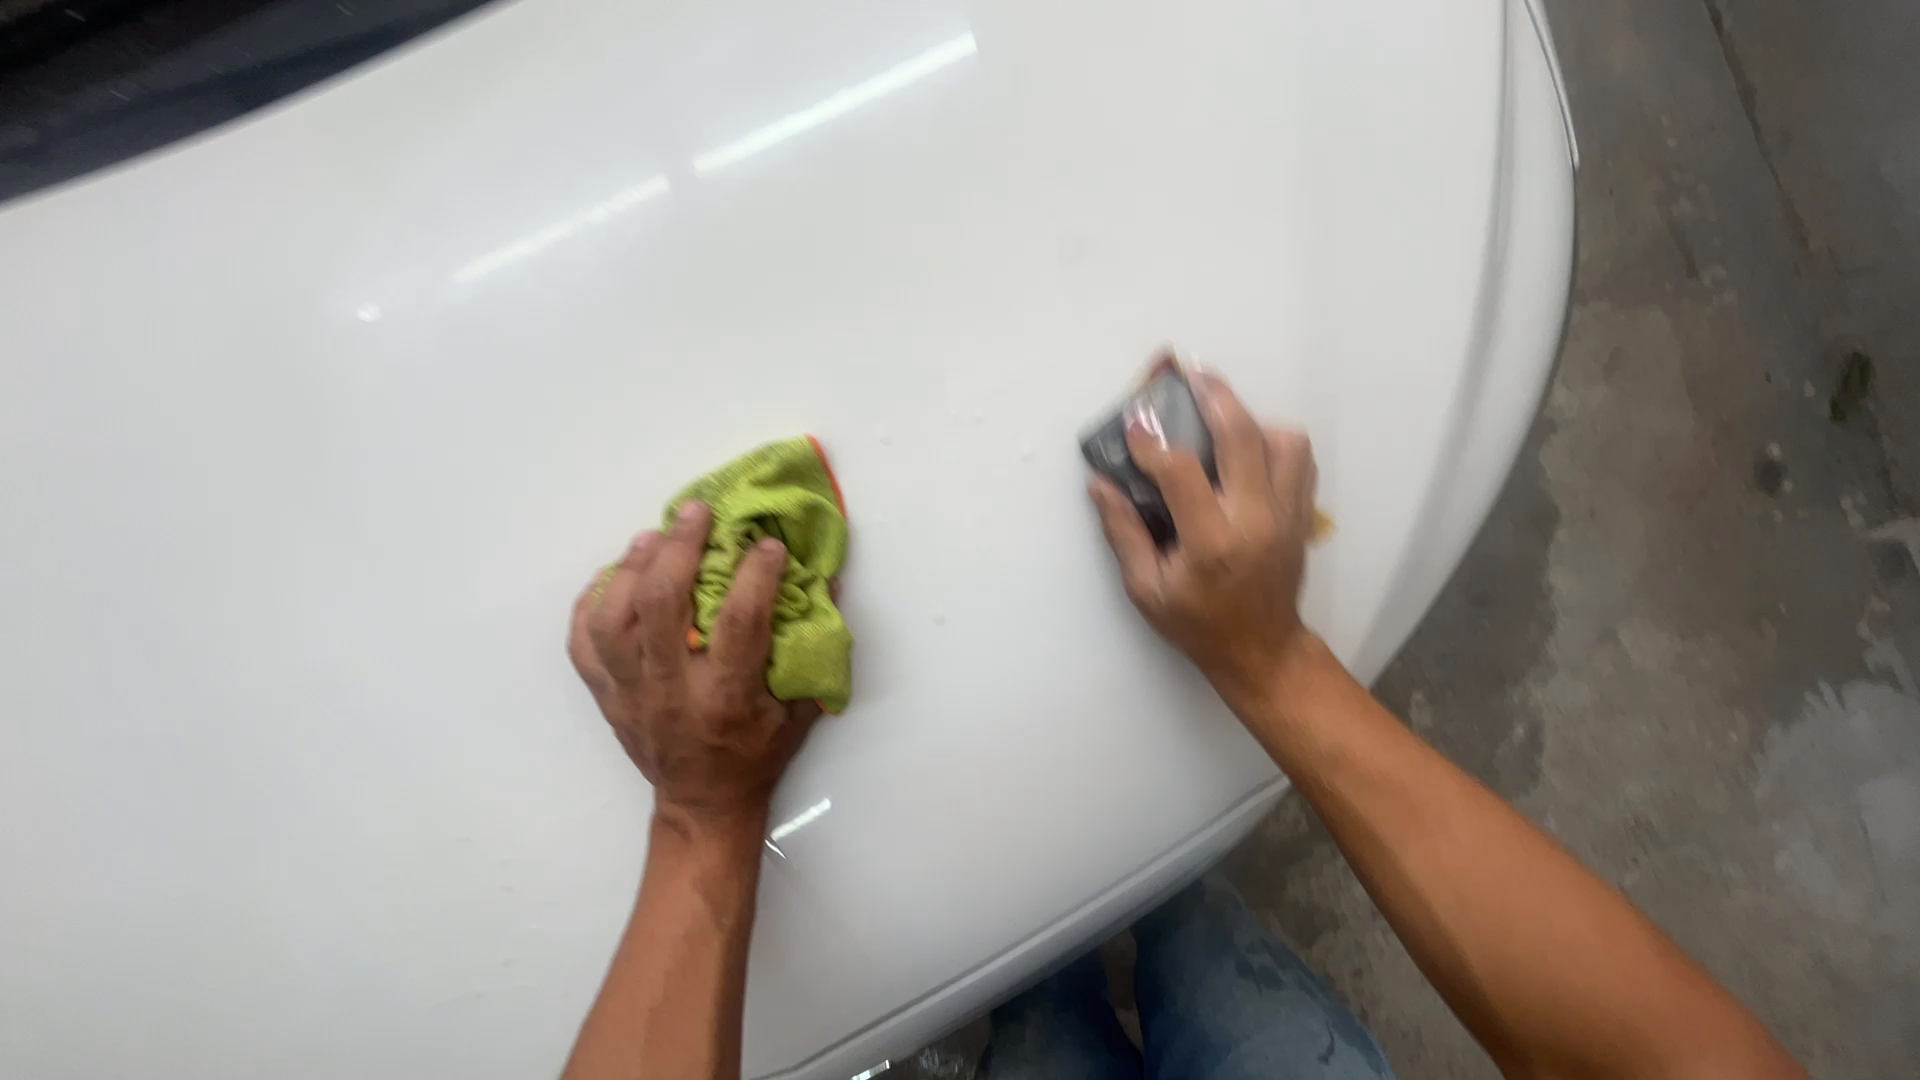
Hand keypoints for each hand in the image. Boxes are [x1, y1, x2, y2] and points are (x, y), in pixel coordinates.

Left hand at [569, 501, 820, 843]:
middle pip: (662, 606)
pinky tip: (613, 575)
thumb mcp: (800, 709)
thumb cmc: (758, 754)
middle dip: (679, 548)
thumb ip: (813, 648)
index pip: (740, 622)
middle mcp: (672, 690)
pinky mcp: (604, 695)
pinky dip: (591, 602)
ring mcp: (630, 692)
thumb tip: (826, 583)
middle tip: (696, 511)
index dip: (756, 574)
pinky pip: (582, 641)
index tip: (767, 543)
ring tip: (652, 536)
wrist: (702, 803)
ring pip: (614, 619)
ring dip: (632, 568)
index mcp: (727, 696)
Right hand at [1087, 369, 1318, 712]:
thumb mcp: (1145, 588)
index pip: (1181, 471)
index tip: (1134, 424)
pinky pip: (1299, 458)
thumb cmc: (1196, 623)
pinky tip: (1247, 443)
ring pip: (1283, 439)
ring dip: (1250, 418)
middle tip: (1191, 372)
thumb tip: (1099, 483)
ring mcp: (1287, 515)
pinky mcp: (1302, 514)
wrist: (1261, 649)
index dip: (1152, 441)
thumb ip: (1123, 532)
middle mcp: (1255, 520)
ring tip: (1220, 414)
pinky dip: (1273, 440)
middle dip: (1214, 396)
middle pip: (1243, 436)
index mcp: (1211, 543)